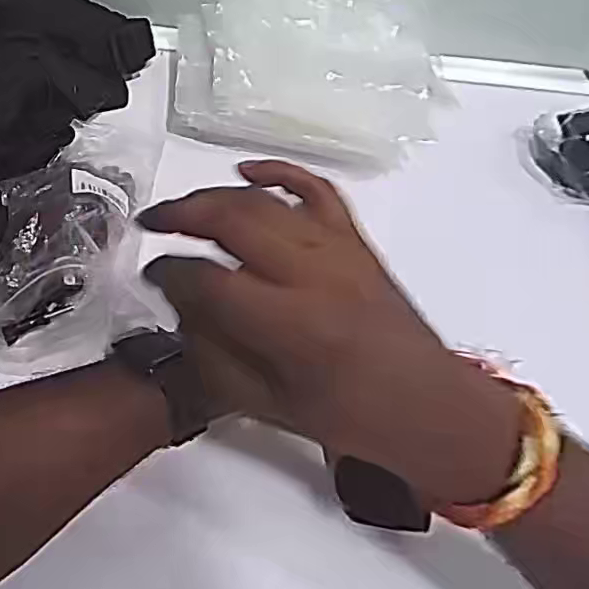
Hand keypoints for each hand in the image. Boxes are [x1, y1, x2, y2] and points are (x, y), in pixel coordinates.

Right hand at [140, 160, 521, 505]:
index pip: (207, 279)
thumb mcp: (265, 404)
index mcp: (292, 327)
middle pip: (231, 219)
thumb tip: (178, 304)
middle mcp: (315, 277)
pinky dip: (279, 172)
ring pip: (263, 200)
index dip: (167, 272)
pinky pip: (316, 190)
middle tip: (150, 223)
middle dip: (178, 215)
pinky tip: (246, 171)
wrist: (438, 413)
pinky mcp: (357, 242)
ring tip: (181, 208)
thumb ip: (209, 353)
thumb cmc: (352, 418)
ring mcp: (339, 252)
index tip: (151, 275)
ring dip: (212, 196)